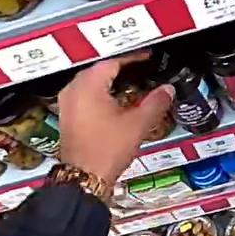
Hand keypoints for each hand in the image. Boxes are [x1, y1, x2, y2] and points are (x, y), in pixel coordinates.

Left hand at [55, 56, 173, 189]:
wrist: (84, 177)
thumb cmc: (105, 151)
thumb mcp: (137, 124)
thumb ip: (155, 103)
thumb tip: (166, 91)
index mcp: (88, 85)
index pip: (113, 61)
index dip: (132, 59)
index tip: (145, 58)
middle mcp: (73, 91)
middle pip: (100, 70)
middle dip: (121, 69)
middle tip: (140, 70)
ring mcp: (68, 104)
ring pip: (91, 84)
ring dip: (110, 82)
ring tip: (131, 86)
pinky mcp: (68, 117)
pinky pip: (85, 97)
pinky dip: (101, 95)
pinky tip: (116, 104)